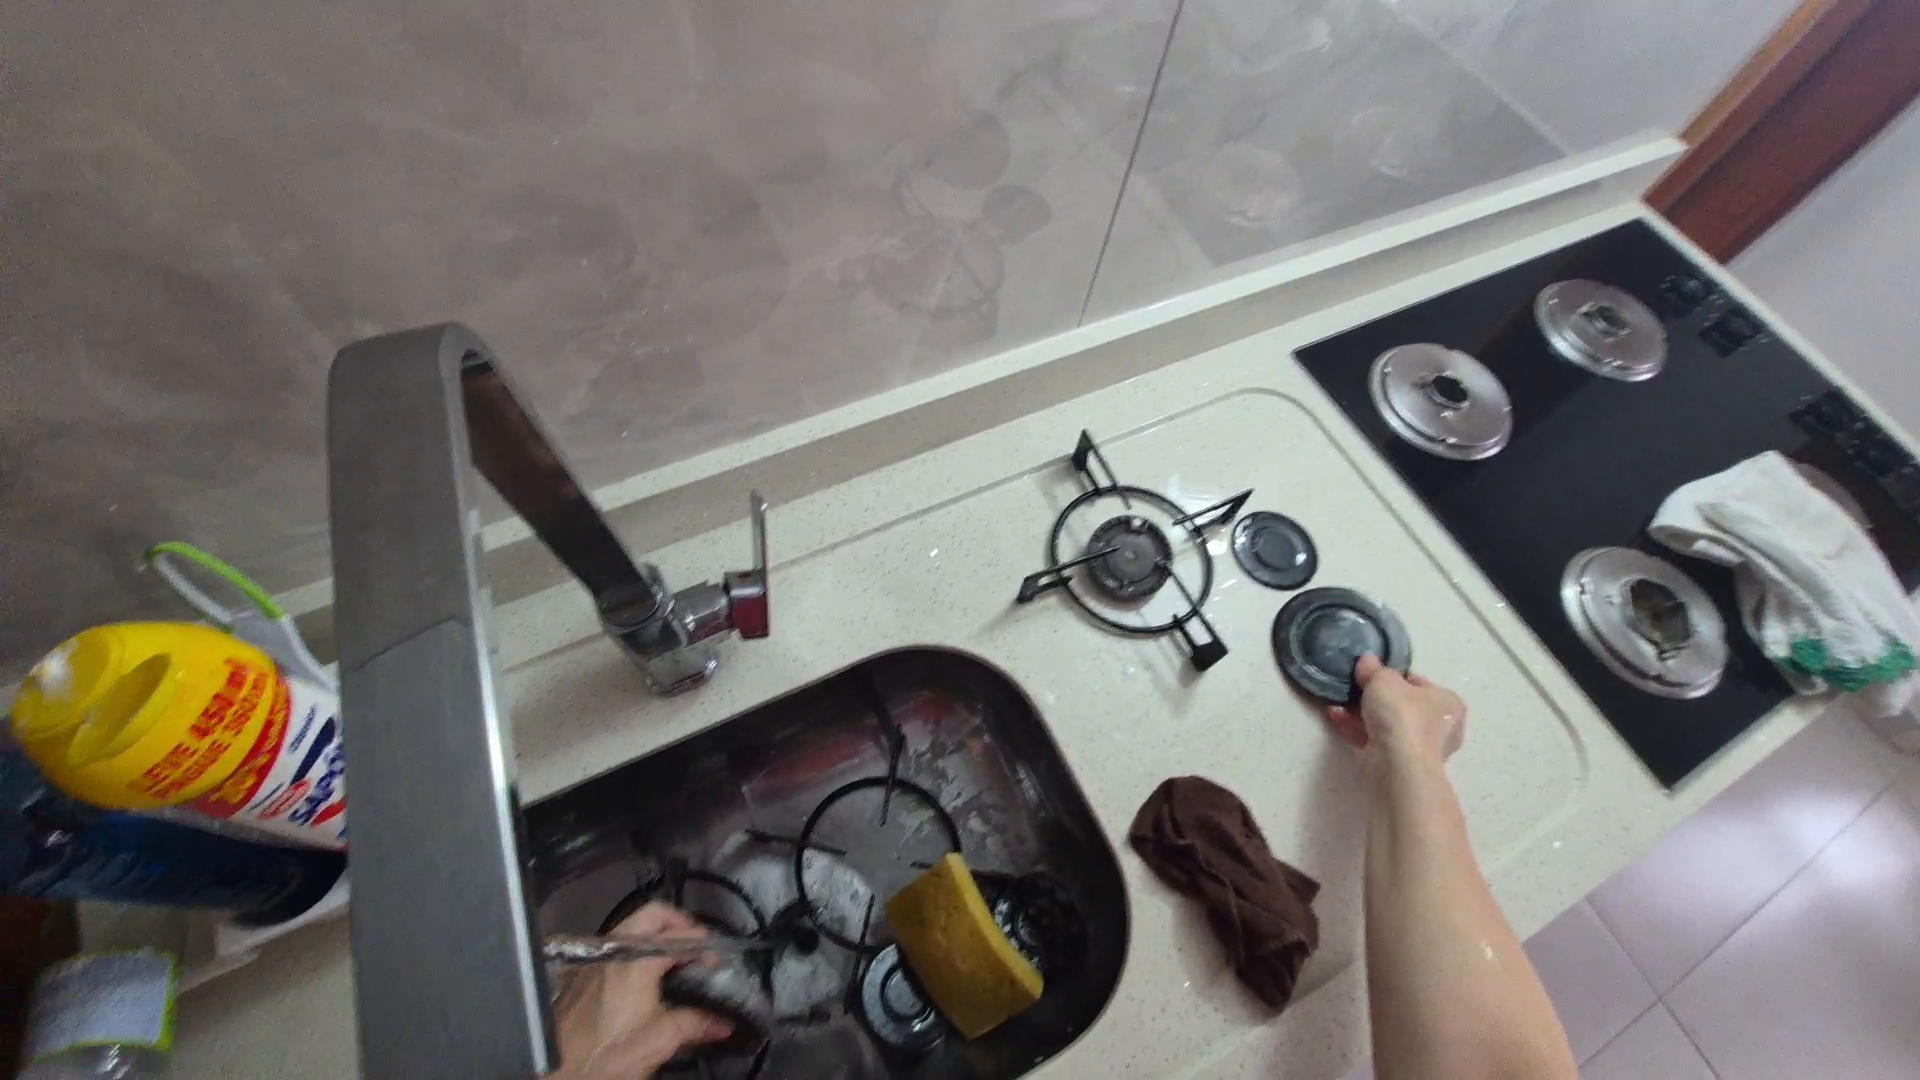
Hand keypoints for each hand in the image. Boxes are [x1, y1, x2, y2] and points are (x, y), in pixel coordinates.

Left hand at [550, 903, 734, 1078]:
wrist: (549, 1079)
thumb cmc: (605, 1057)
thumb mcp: (655, 1044)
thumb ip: (693, 1025)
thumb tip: (724, 1023)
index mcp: (636, 960)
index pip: (680, 936)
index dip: (704, 945)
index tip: (717, 961)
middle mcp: (614, 949)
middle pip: (653, 914)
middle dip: (679, 923)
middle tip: (695, 943)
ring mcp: (595, 958)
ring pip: (632, 925)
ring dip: (656, 933)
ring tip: (673, 956)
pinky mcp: (582, 973)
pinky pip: (616, 943)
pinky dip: (637, 946)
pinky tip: (643, 973)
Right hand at [1325, 654, 1466, 773]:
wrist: (1397, 764)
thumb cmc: (1401, 715)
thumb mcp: (1384, 680)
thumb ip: (1373, 668)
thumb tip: (1367, 660)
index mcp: (1446, 702)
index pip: (1416, 682)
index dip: (1390, 675)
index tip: (1368, 672)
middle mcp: (1439, 725)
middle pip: (1400, 703)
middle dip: (1372, 696)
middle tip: (1351, 686)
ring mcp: (1420, 746)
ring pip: (1385, 722)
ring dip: (1360, 711)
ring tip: (1337, 701)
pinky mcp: (1399, 761)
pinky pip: (1374, 737)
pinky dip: (1356, 727)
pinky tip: (1335, 715)